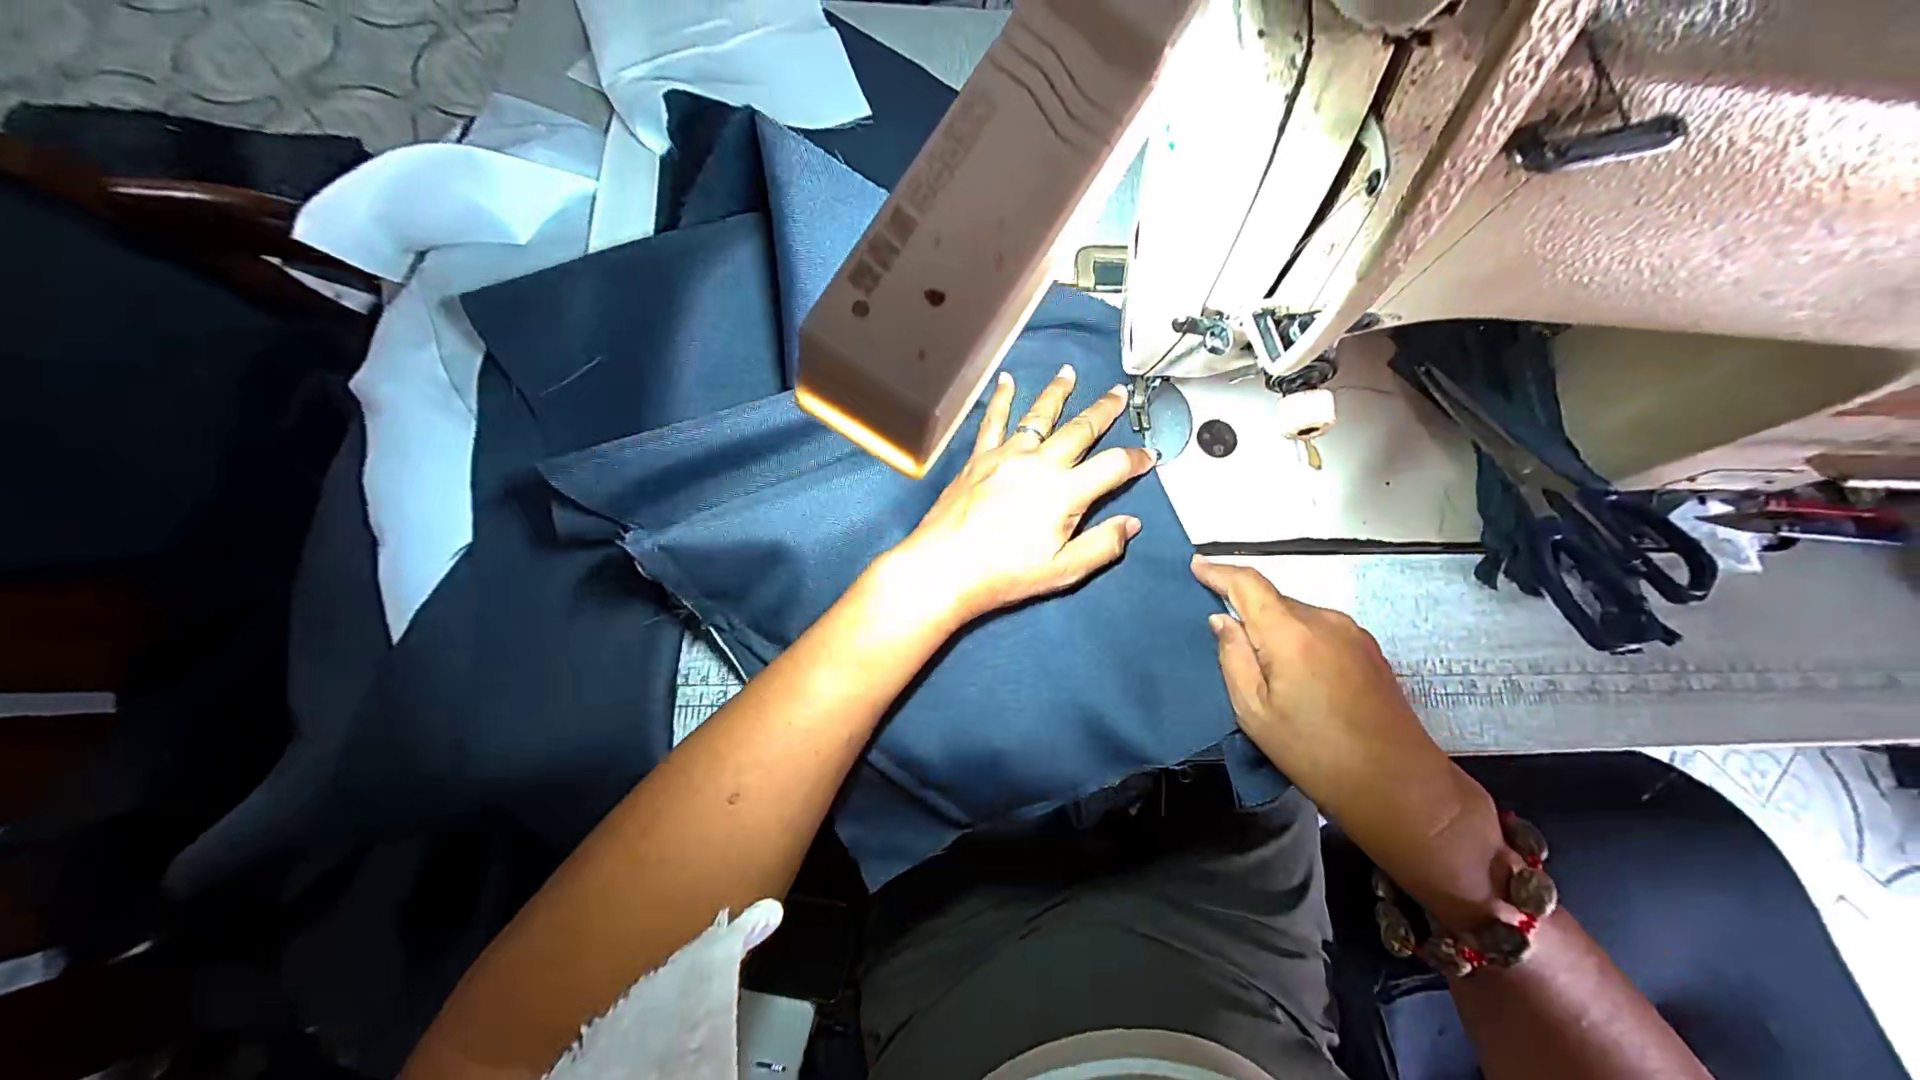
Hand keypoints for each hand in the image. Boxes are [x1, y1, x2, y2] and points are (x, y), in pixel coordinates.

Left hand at [881, 365, 1155, 630]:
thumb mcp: (1063, 570)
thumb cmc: (1002, 573)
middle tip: (1116, 394)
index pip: (1113, 466)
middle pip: (1080, 429)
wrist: (945, 568)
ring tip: (1068, 374)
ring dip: (1057, 393)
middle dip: (1103, 410)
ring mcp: (1006, 457)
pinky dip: (1002, 399)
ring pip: (1038, 415)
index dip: (1136, 458)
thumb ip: (1102, 545)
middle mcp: (1038, 465)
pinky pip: (993, 421)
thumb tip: (1130, 525)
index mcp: (1064, 493)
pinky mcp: (979, 459)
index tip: (1147, 455)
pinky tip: (1006, 382)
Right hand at [1191, 558, 1508, 927]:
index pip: (1248, 584)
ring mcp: (1353, 633)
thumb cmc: (1314, 753)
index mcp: (1292, 634)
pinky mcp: (1369, 649)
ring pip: (1297, 614)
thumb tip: (1223, 620)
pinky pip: (1319, 628)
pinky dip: (1297, 636)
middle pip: (1272, 598)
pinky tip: (1295, 670)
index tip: (1196, 564)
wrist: (1398, 785)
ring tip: (1261, 663)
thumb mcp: (1254, 711)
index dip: (1218, 571)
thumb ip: (1233, 657)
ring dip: (1272, 625)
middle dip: (1244, 606)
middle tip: (1222, 633)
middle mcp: (1325, 621)